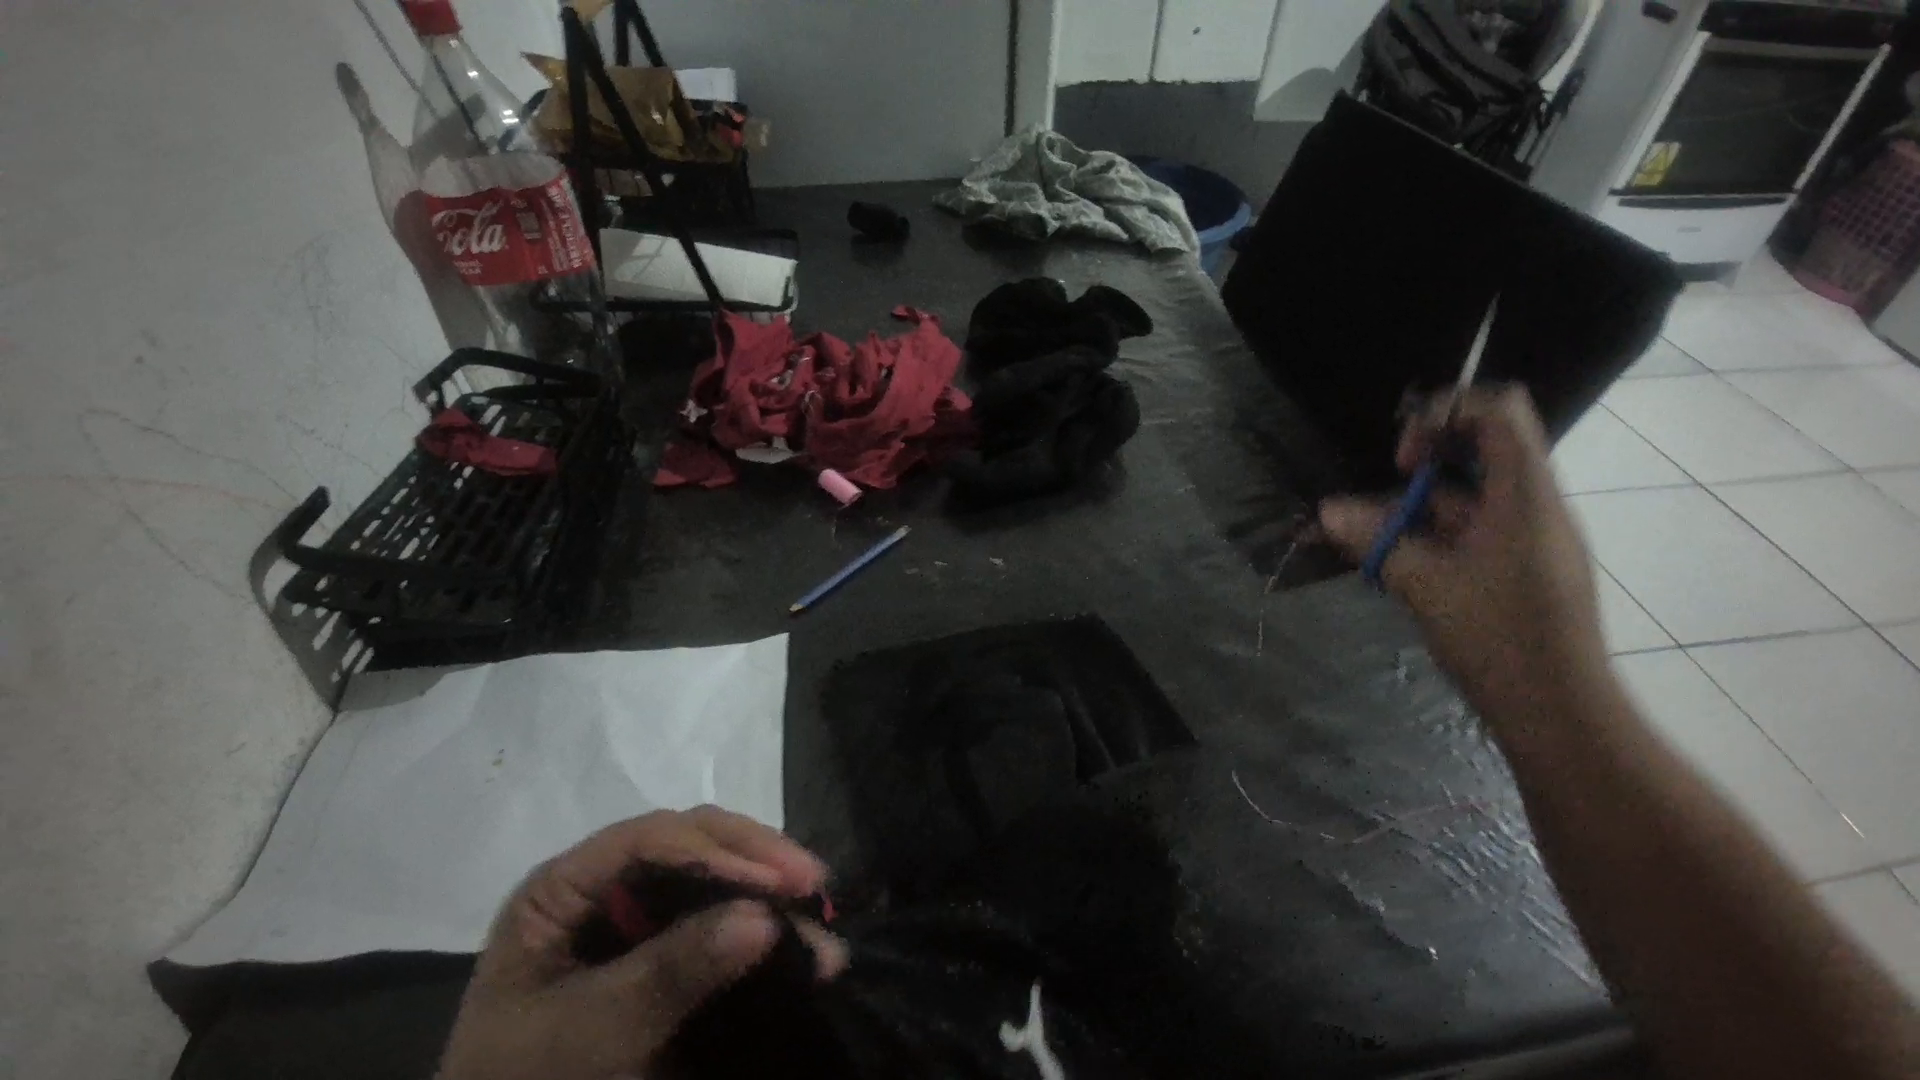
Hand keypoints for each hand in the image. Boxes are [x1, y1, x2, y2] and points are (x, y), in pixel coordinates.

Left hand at [437, 806, 846, 1079]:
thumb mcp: (589, 1029)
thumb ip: (671, 971)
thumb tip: (764, 916)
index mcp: (567, 887)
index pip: (650, 840)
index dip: (719, 849)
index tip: (779, 880)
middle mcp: (609, 889)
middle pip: (694, 845)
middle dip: (757, 860)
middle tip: (814, 884)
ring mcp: (644, 922)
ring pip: (720, 880)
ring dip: (773, 895)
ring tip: (822, 921)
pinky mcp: (673, 957)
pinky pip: (728, 927)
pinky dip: (769, 934)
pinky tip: (807, 947)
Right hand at [1318, 386, 1610, 735]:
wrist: (1560, 713)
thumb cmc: (1498, 638)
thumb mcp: (1425, 584)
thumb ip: (1376, 540)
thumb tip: (1326, 511)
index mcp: (1525, 495)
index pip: (1499, 410)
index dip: (1445, 414)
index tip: (1405, 461)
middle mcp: (1536, 505)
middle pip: (1482, 450)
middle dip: (1422, 465)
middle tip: (1383, 495)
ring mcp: (1532, 538)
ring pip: (1471, 497)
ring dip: (1419, 510)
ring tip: (1374, 544)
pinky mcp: (1524, 569)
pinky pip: (1476, 531)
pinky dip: (1435, 537)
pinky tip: (1401, 568)